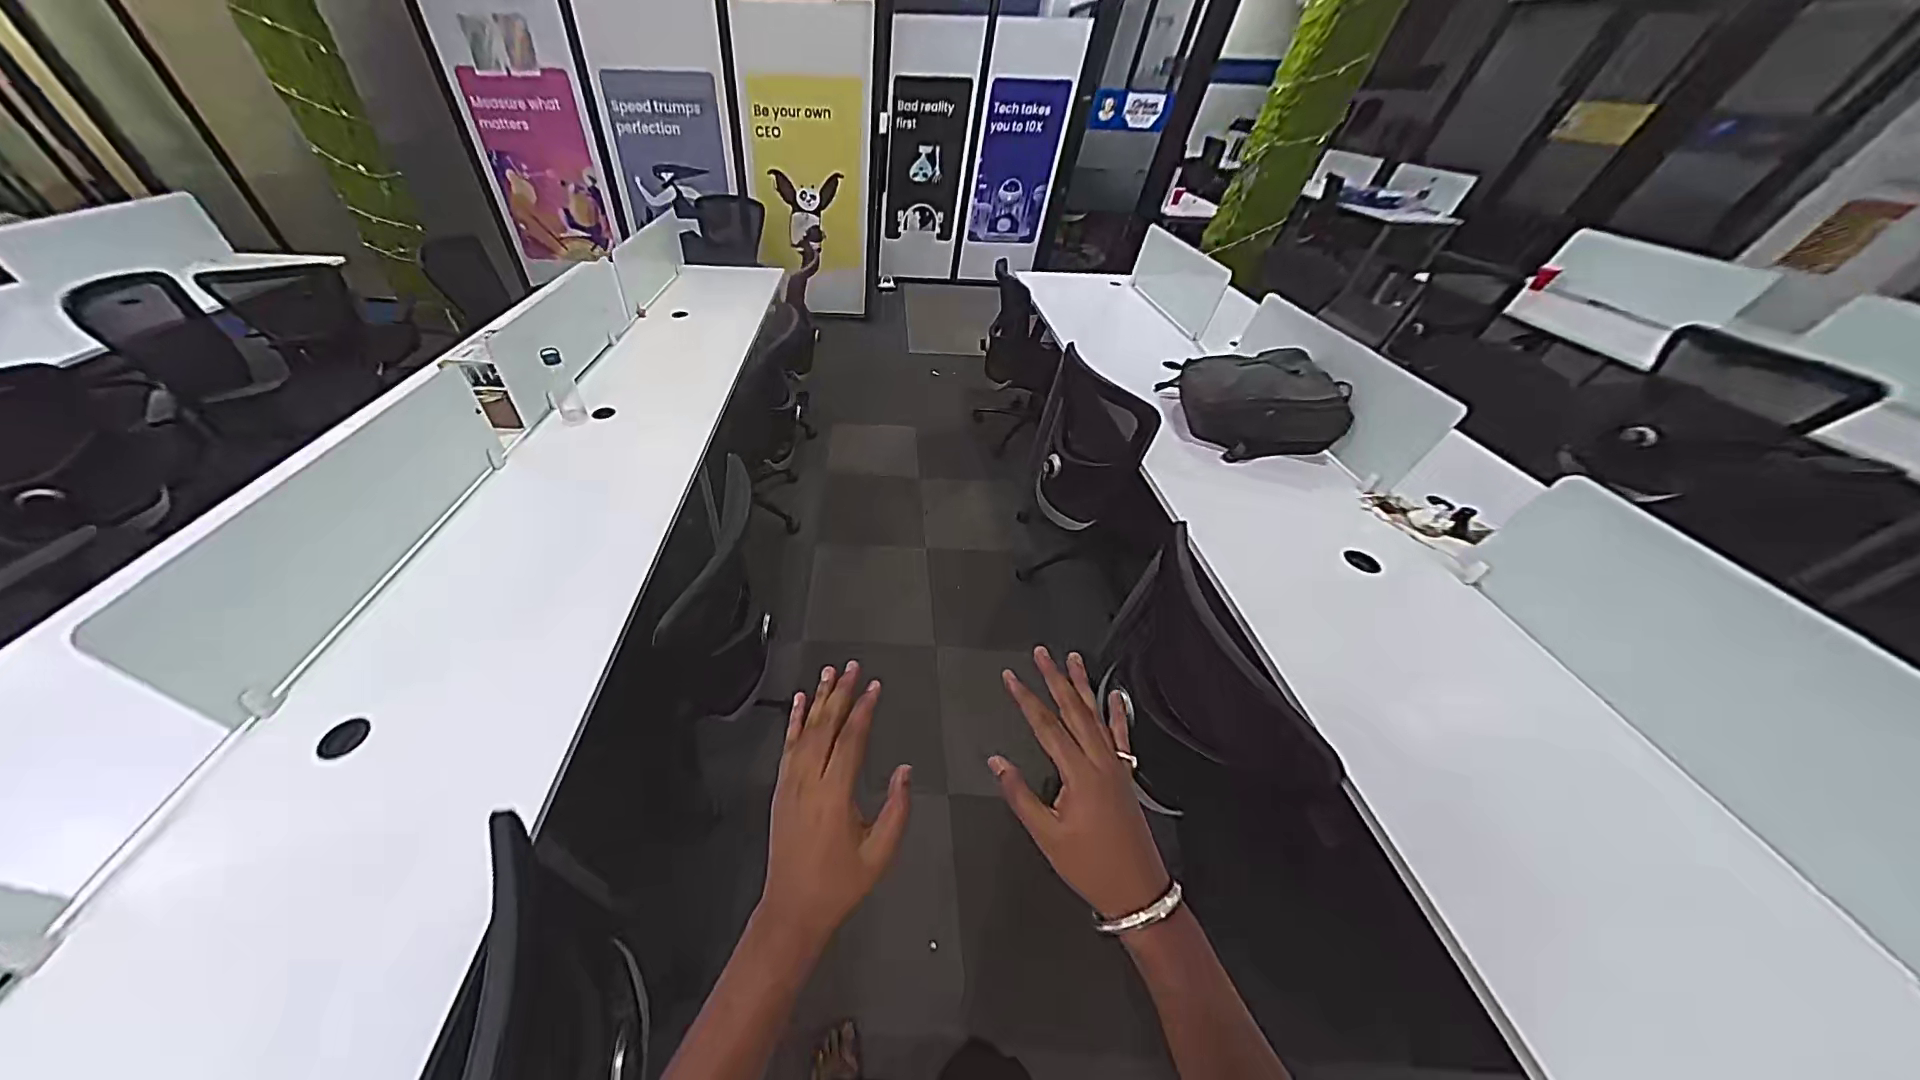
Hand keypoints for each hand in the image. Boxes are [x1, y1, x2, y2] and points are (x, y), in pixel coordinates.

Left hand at [760, 662, 912, 946]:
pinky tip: (797, 702)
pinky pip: (786, 747)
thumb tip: (904, 770)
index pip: (850, 739)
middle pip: (825, 726)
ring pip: (804, 731)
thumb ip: (896, 809)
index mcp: (834, 794)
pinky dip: (792, 721)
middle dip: (840, 693)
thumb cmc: (840, 883)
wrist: (792, 909)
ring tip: (828, 672)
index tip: (873, 686)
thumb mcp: (880, 853)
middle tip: (852, 666)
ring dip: (817, 699)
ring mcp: (789, 783)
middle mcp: (808, 781)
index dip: (863, 709)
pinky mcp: (779, 789)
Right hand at [993, 647, 1169, 919]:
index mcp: (1079, 775)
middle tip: (1041, 654)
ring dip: (1082, 685)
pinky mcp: (1125, 775)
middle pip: (1073, 709)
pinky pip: (1121, 735)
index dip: (1026, 697)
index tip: (1012, 678)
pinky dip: (1117, 712)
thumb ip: (1020, 795)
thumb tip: (998, 764)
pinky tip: (1115, 696)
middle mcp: (1100, 763)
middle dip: (1054, 678)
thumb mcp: (1047, 836)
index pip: (1046, 724)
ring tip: (1073, 660)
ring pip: (1096, 714)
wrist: (1137, 889)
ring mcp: (1116, 766)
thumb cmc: (1093, 866)